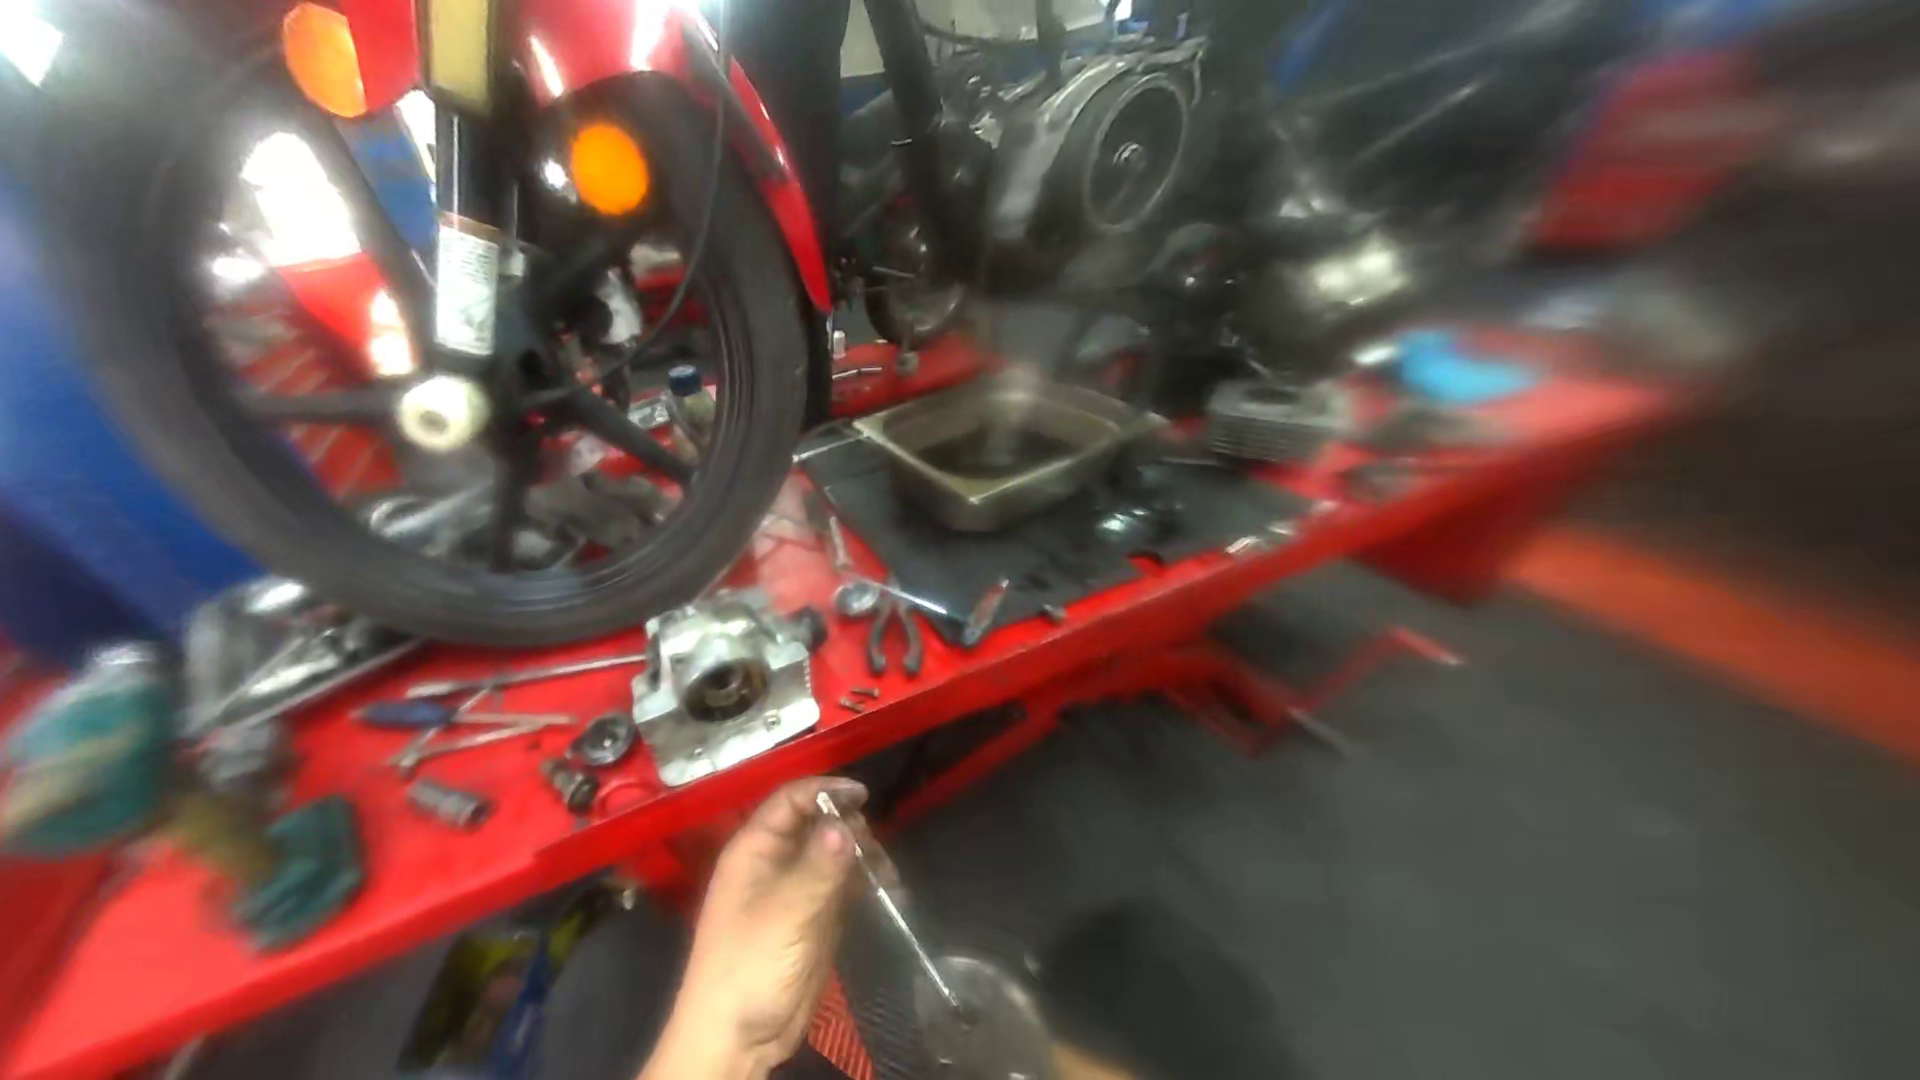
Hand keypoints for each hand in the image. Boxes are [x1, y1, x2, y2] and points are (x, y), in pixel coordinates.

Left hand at [644, 777, 868, 1079]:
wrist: (738, 1043)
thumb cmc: (749, 967)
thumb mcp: (785, 914)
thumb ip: (818, 867)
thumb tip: (847, 823)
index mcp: (755, 849)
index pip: (791, 800)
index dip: (824, 790)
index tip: (861, 796)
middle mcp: (777, 860)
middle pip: (818, 821)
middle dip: (849, 825)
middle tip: (871, 847)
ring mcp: (797, 887)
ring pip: (835, 850)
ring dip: (862, 853)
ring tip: (884, 873)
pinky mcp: (816, 913)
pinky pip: (845, 880)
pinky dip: (865, 879)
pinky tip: (888, 886)